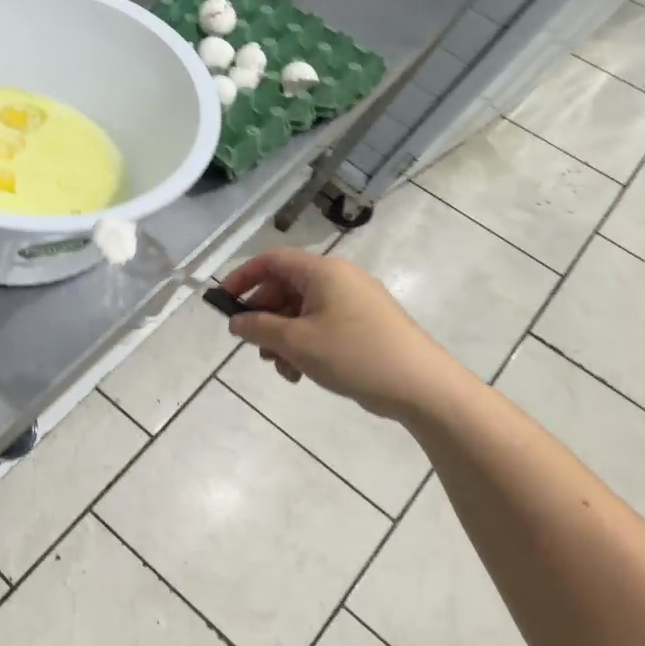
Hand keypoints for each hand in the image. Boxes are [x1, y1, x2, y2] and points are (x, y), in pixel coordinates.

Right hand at [222, 248, 464, 419]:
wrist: (421, 386)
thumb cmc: (353, 354)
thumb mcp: (295, 342)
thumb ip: (257, 327)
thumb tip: (236, 321)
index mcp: (323, 272)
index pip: (271, 259)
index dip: (242, 277)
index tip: (223, 303)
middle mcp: (339, 279)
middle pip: (285, 287)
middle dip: (263, 316)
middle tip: (252, 345)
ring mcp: (354, 302)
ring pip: (300, 310)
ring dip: (281, 336)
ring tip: (280, 367)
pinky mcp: (364, 324)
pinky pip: (321, 325)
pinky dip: (303, 344)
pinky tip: (300, 372)